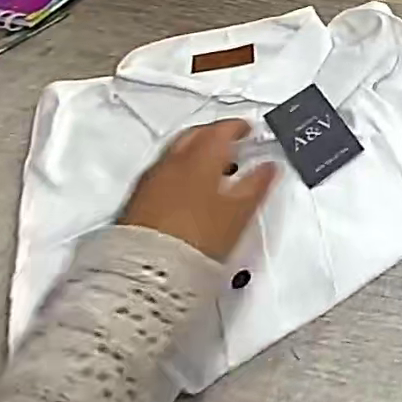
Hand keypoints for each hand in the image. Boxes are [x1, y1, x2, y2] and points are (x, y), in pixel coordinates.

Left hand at [120, 119, 276, 260]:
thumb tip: (268, 167)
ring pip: (175, 155)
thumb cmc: (196, 237)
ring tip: (214, 168)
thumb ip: (258, 181)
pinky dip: (179, 173)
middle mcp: (170, 164)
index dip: (240, 127)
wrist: (143, 275)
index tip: (250, 130)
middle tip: (232, 142)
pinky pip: (161, 176)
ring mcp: (149, 183)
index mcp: (200, 157)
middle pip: (194, 136)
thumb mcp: (241, 209)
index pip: (222, 129)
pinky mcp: (134, 204)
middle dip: (214, 135)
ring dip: (195, 154)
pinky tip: (189, 190)